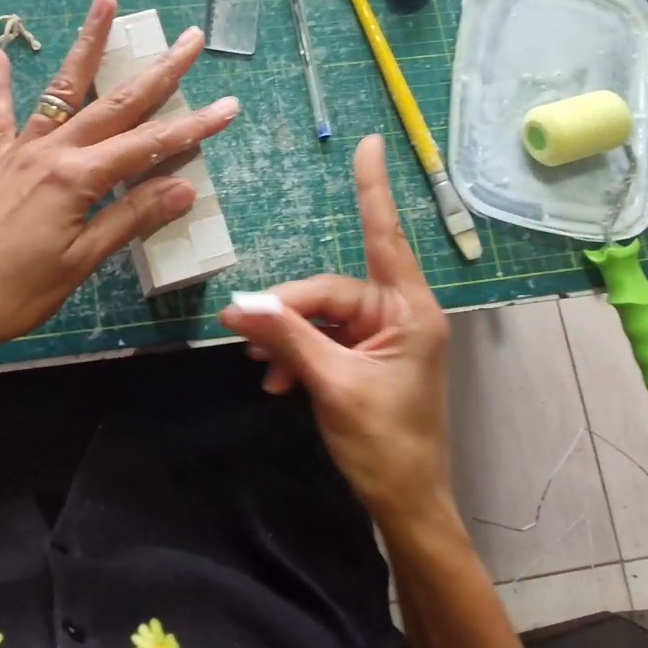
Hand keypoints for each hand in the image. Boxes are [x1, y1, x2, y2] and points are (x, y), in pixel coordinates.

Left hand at [0, 0, 238, 366]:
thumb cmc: (16, 294)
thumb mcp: (81, 262)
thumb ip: (131, 219)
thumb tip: (185, 188)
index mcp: (77, 178)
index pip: (150, 146)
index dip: (194, 127)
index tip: (230, 105)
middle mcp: (51, 152)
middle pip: (116, 103)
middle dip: (159, 71)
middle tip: (190, 37)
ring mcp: (18, 152)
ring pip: (63, 90)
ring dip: (87, 45)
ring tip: (104, 3)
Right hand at [219, 135, 452, 518]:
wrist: (406, 504)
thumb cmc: (385, 445)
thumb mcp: (332, 386)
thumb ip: (287, 339)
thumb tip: (239, 308)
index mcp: (408, 311)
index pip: (385, 237)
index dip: (373, 189)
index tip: (372, 143)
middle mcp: (397, 314)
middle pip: (329, 292)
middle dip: (287, 314)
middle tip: (243, 336)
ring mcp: (381, 336)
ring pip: (320, 317)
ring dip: (287, 340)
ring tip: (260, 367)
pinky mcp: (365, 356)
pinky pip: (322, 340)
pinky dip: (296, 356)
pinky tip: (276, 382)